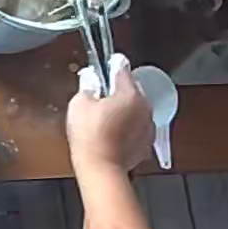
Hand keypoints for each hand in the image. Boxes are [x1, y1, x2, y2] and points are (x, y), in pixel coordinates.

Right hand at [66, 53, 152, 175]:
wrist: (101, 166)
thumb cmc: (89, 135)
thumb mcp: (79, 104)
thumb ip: (87, 86)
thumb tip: (90, 78)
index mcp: (129, 93)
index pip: (123, 70)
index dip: (113, 65)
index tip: (110, 61)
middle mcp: (144, 106)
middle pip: (132, 89)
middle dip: (117, 89)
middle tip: (99, 95)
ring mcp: (148, 124)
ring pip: (136, 108)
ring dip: (124, 108)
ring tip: (104, 116)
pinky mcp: (147, 141)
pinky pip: (137, 125)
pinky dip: (128, 125)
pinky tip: (112, 131)